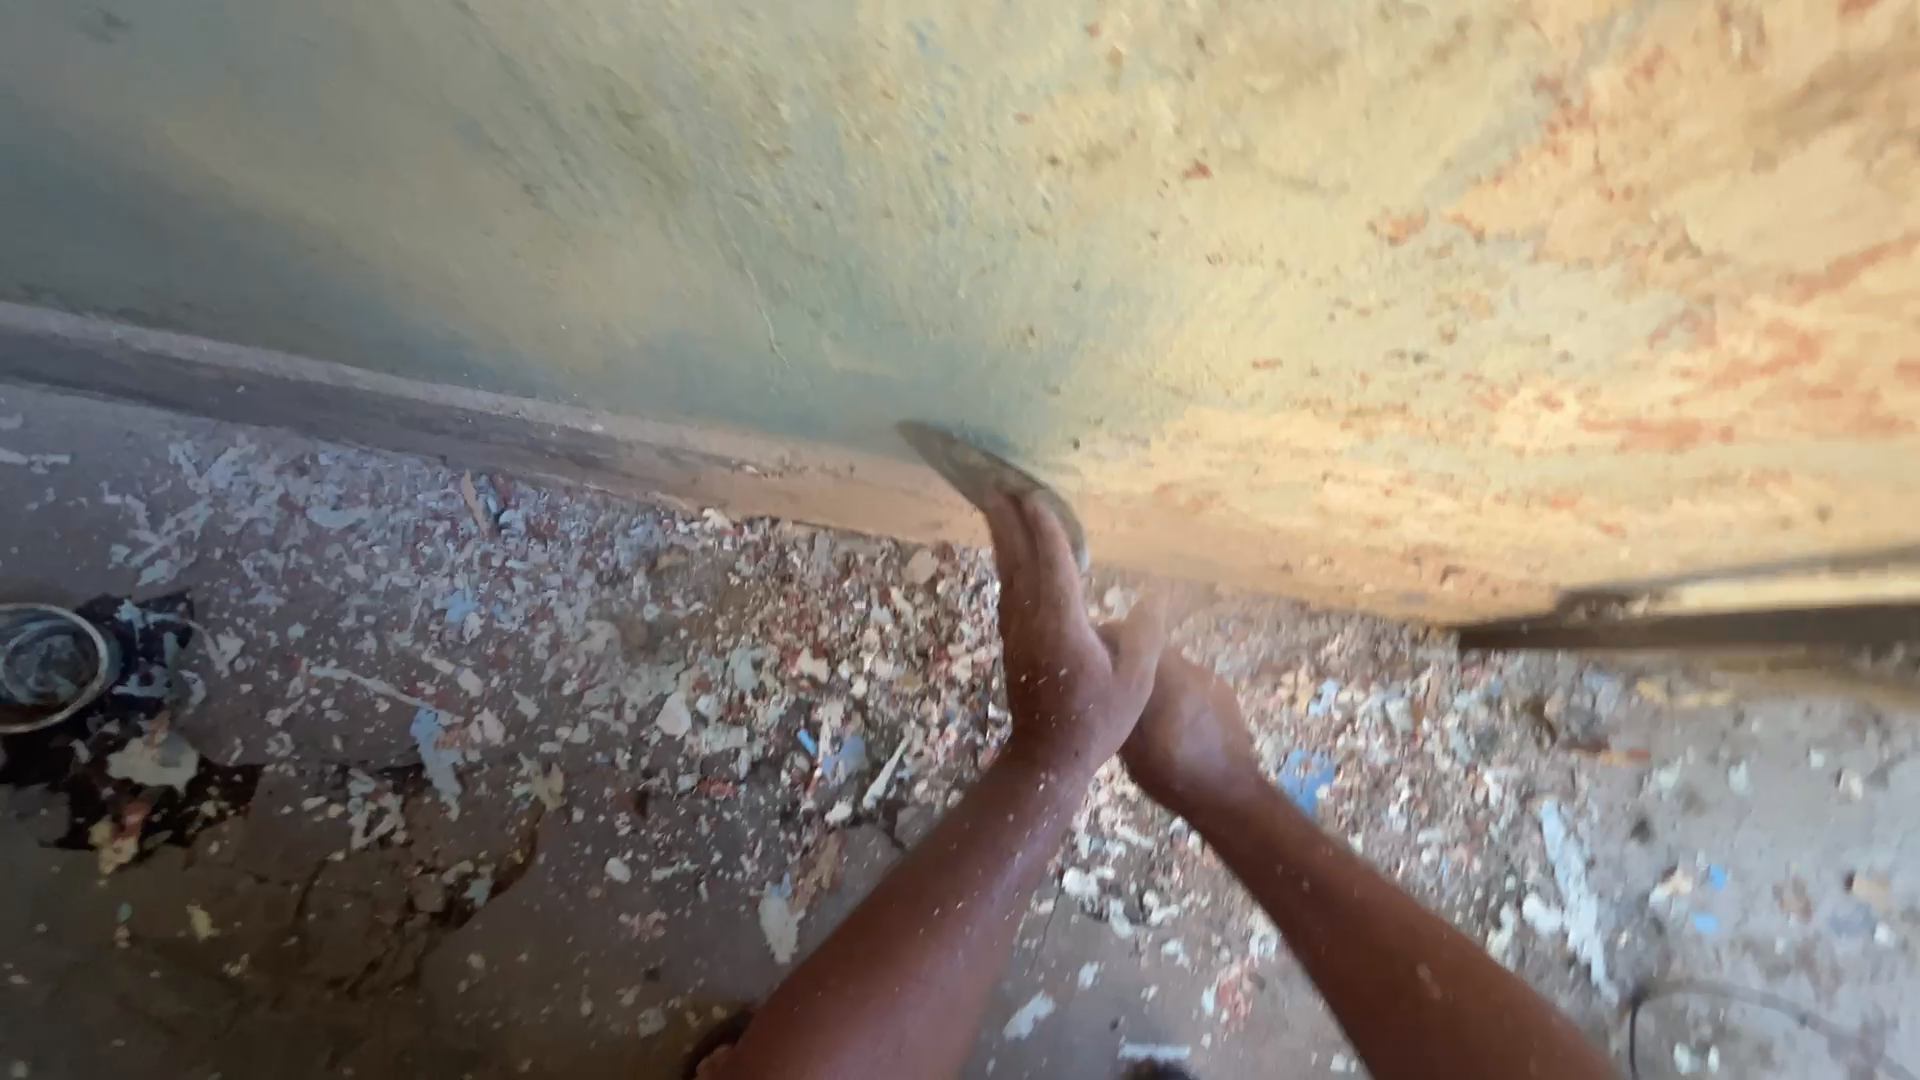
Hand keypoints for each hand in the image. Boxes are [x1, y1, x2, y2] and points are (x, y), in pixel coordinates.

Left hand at [980, 490, 1163, 774]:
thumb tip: (1155, 596)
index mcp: (1063, 625)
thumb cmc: (1096, 721)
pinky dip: (1006, 560)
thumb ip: (1143, 635)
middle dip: (1007, 518)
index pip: (1052, 563)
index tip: (1034, 496)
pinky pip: (1007, 587)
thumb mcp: (1135, 683)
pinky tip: (1009, 552)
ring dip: (1001, 534)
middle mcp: (1032, 620)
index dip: (1044, 527)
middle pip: (1016, 558)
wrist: (1047, 755)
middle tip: (996, 482)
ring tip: (996, 503)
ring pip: (1006, 571)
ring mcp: (1016, 629)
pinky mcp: (1011, 639)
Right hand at [1106, 646, 1262, 814]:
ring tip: (1140, 703)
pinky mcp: (1223, 692)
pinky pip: (1189, 678)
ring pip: (1170, 663)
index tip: (1089, 653)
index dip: (1105, 637)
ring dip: (1152, 674)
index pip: (1129, 633)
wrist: (1231, 798)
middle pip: (1150, 645)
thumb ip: (1116, 705)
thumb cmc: (1173, 776)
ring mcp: (1210, 679)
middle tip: (1110, 681)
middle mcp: (1190, 668)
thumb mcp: (1130, 748)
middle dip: (1128, 657)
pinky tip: (1170, 717)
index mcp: (1166, 677)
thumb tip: (1098, 680)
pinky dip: (1173, 687)